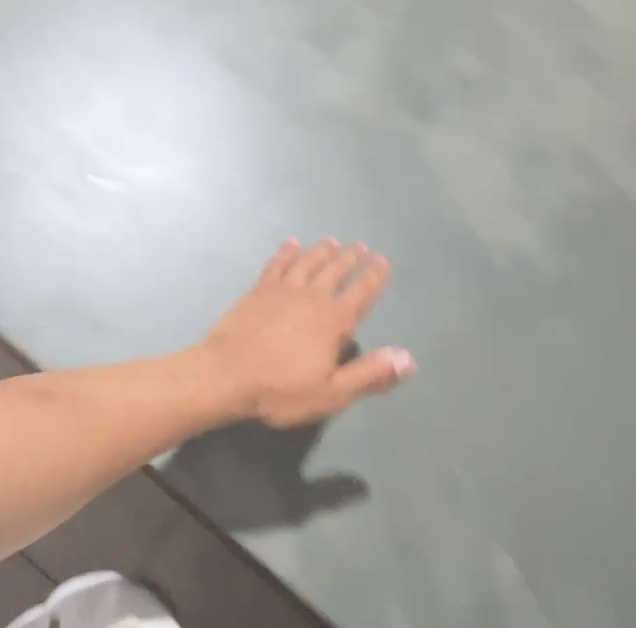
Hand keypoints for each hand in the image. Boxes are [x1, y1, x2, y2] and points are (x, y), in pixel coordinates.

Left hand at [200, 239, 413, 427]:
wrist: (226, 375)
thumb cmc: (281, 390)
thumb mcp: (331, 393)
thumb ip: (370, 374)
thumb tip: (409, 359)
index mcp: (333, 322)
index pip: (361, 293)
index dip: (374, 277)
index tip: (383, 261)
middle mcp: (312, 297)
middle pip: (335, 271)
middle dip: (350, 258)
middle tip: (361, 246)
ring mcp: (283, 290)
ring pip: (308, 262)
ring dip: (322, 251)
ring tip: (332, 242)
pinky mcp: (258, 290)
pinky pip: (277, 264)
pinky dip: (286, 252)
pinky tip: (291, 244)